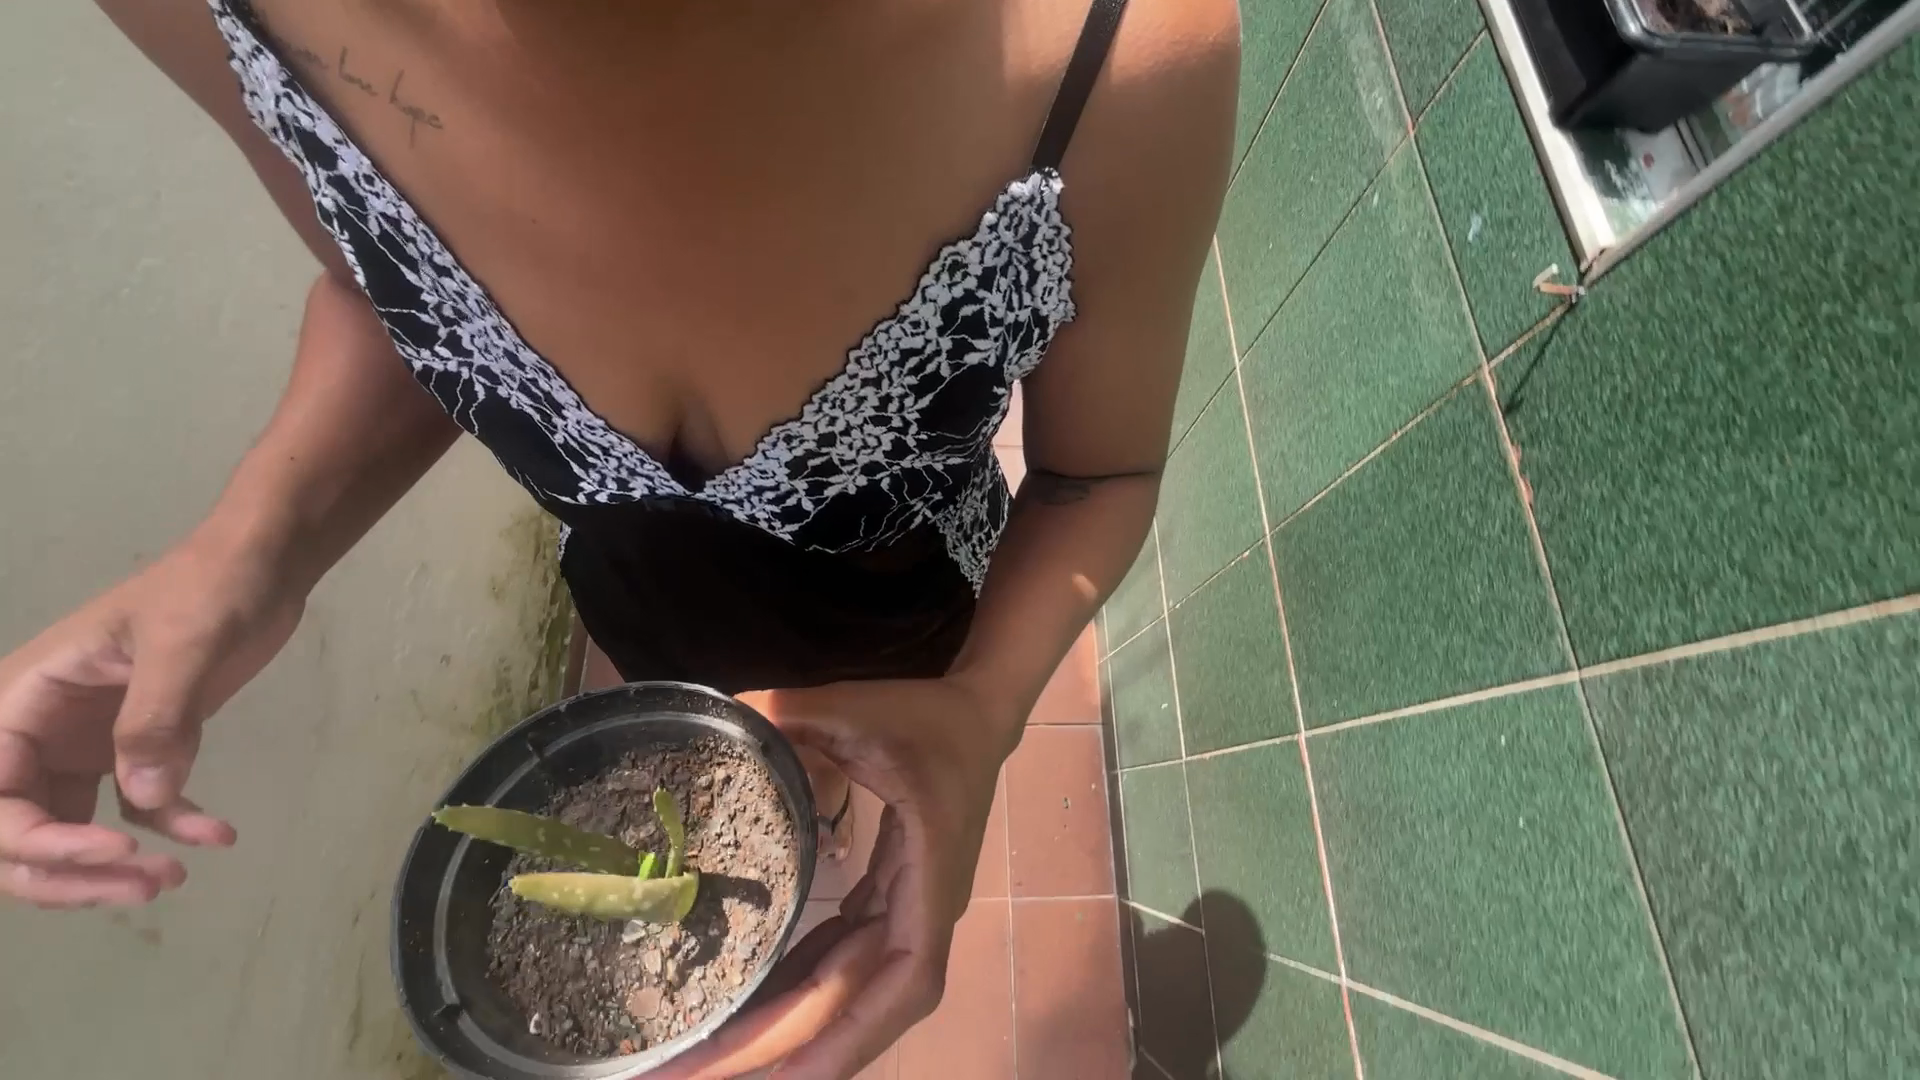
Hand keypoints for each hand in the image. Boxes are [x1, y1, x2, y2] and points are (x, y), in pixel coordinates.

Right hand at [0, 527, 305, 907]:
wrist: (265, 569)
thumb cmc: (213, 590)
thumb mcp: (182, 643)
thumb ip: (159, 717)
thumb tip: (143, 797)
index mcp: (16, 704)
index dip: (33, 840)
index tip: (110, 848)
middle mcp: (36, 733)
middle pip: (19, 827)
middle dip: (67, 870)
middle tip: (147, 887)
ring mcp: (88, 742)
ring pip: (72, 825)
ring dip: (114, 860)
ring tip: (173, 877)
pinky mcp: (145, 742)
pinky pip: (141, 800)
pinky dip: (171, 823)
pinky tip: (217, 835)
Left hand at [658, 677, 1023, 1078]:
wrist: (978, 715)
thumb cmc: (928, 715)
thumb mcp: (859, 706)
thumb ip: (790, 710)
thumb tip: (720, 716)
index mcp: (928, 868)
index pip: (900, 979)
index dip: (843, 1033)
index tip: (774, 1075)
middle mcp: (927, 905)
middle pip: (865, 998)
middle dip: (788, 1044)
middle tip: (697, 1069)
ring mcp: (915, 903)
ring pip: (859, 984)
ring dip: (797, 1022)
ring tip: (718, 1048)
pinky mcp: (898, 892)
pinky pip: (855, 952)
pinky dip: (811, 978)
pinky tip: (766, 990)